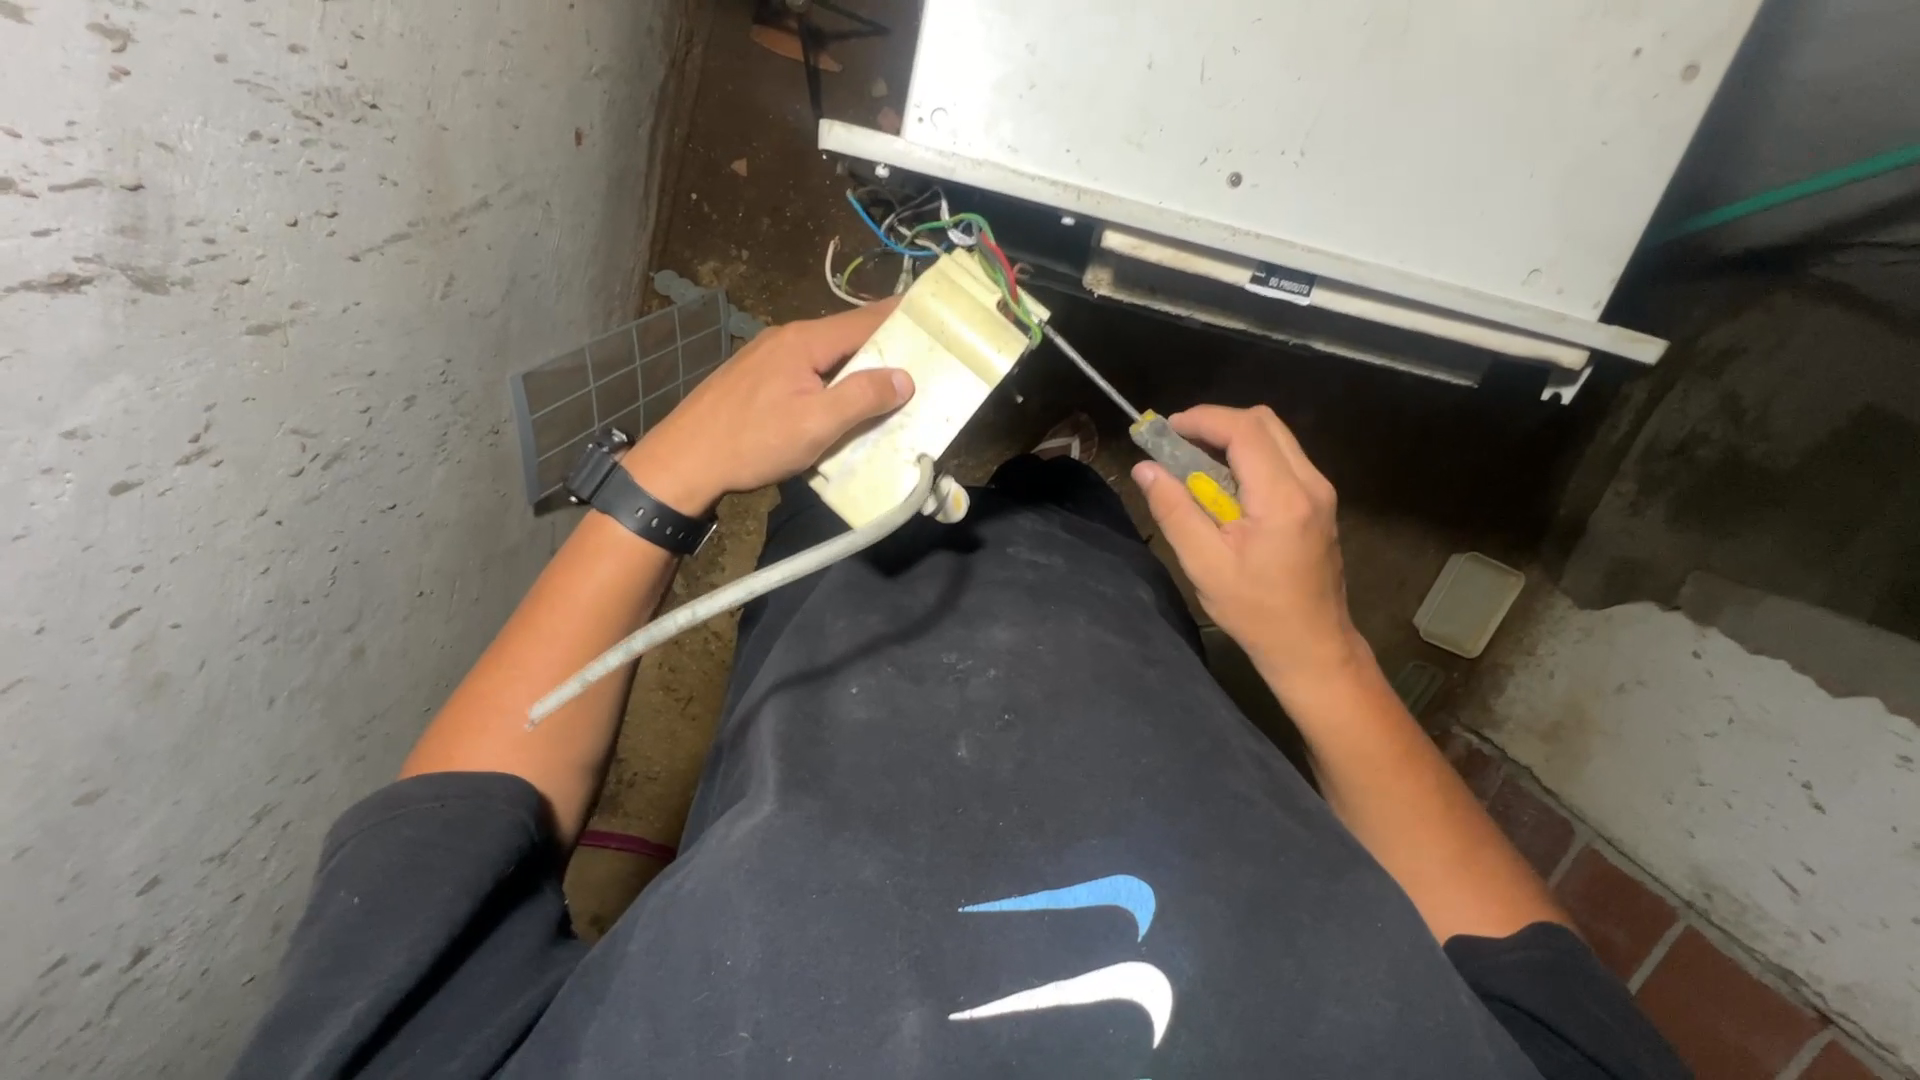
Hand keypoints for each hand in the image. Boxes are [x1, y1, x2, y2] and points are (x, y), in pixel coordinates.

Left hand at [620, 299, 912, 513]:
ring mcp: (768, 356)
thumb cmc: (752, 443)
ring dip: (860, 366)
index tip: (936, 318)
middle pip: (848, 335)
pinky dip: (835, 379)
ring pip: (828, 355)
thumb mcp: (816, 425)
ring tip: (891, 384)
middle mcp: (787, 338)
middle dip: (886, 346)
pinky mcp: (758, 378)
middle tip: (923, 360)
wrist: (684, 461)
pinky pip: (809, 370)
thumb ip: (862, 398)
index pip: (865, 319)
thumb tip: (904, 378)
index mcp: (804, 341)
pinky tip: (843, 400)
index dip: (902, 318)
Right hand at [1131, 405, 1365, 696]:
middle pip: (1264, 423)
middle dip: (1216, 423)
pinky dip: (1249, 456)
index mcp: (1283, 498)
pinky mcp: (1319, 502)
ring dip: (1232, 439)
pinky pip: (1283, 458)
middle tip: (1177, 444)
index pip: (1245, 430)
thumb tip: (1145, 468)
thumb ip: (1174, 510)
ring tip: (1193, 462)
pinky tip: (1222, 483)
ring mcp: (1320, 491)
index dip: (1203, 420)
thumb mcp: (1204, 564)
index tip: (1166, 430)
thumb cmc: (1255, 612)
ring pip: (1275, 437)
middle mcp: (1310, 484)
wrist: (1312, 645)